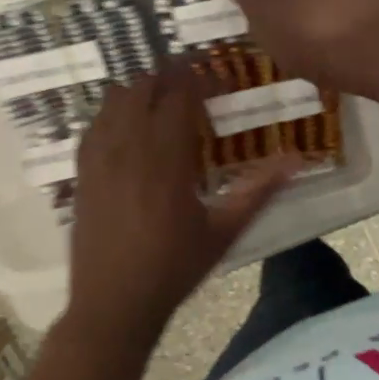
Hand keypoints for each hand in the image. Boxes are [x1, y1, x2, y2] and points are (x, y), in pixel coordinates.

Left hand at [67, 66, 297, 328]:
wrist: (114, 303)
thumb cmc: (175, 267)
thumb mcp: (225, 230)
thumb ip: (260, 190)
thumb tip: (297, 160)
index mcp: (167, 162)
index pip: (180, 98)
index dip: (200, 80)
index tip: (220, 77)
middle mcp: (128, 150)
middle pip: (144, 89)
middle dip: (170, 77)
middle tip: (195, 80)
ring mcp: (99, 159)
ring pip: (114, 100)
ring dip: (141, 90)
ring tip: (164, 97)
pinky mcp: (81, 172)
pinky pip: (94, 124)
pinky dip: (114, 111)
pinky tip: (128, 122)